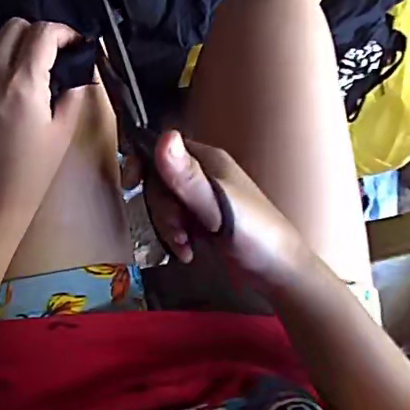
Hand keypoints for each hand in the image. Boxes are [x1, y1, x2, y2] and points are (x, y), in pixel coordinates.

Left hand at [0, 18, 90, 228]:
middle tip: (51, 56)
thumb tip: (78, 71)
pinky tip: (5, 97)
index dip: (63, 32)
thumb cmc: (32, 172)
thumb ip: (72, 92)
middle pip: (13, 27)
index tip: (73, 43)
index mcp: (22, 84)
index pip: (42, 33)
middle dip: (36, 34)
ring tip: (29, 76)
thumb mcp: (62, 131)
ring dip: (14, 50)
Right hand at [145, 131, 315, 291]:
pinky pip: (174, 224)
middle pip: (158, 182)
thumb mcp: (217, 204)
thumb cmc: (254, 232)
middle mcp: (203, 175)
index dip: (142, 164)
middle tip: (179, 228)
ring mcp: (202, 200)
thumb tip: (162, 136)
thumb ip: (187, 176)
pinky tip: (189, 253)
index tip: (131, 184)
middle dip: (161, 209)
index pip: (161, 149)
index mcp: (208, 160)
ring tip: (186, 245)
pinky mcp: (202, 223)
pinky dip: (176, 238)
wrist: (278, 272)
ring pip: (164, 205)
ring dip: (168, 227)